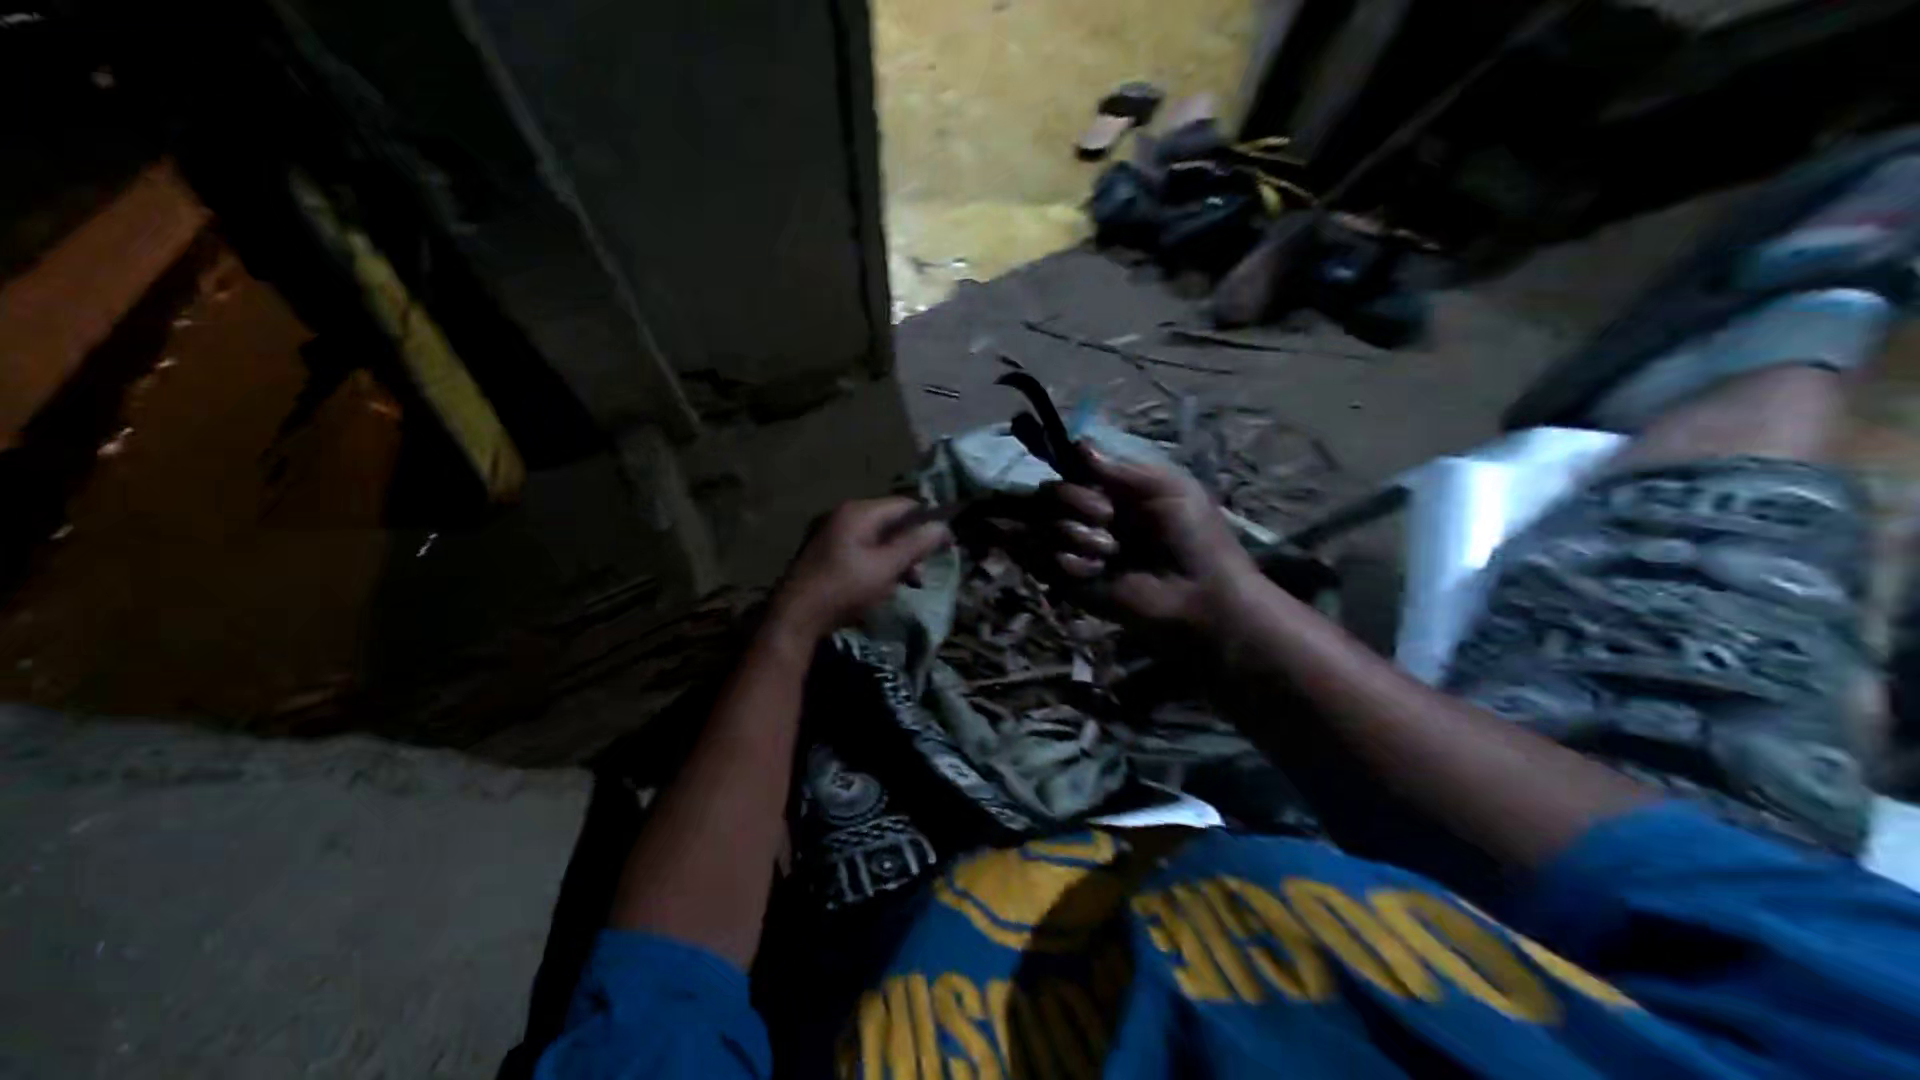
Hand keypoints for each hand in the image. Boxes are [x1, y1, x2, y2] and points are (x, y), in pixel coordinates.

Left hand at [768, 496, 950, 640]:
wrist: (794, 617)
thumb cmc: (844, 588)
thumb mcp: (886, 567)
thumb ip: (916, 545)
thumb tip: (943, 526)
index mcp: (857, 512)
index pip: (905, 505)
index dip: (928, 522)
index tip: (945, 545)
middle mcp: (842, 515)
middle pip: (890, 522)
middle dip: (910, 547)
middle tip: (919, 575)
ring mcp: (830, 534)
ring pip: (876, 539)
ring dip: (894, 559)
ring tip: (903, 585)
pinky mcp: (824, 554)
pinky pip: (860, 551)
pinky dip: (875, 565)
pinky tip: (879, 587)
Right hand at [1039, 445, 1259, 630]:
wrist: (1198, 593)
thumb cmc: (1192, 535)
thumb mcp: (1166, 487)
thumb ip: (1119, 468)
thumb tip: (1076, 445)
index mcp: (1110, 492)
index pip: (1067, 470)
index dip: (1060, 463)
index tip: (1058, 456)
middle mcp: (1087, 517)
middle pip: (1047, 493)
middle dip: (1074, 500)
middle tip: (1107, 516)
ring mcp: (1075, 549)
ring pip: (1042, 526)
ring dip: (1075, 535)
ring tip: (1110, 552)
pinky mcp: (1068, 582)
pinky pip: (1043, 561)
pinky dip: (1070, 562)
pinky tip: (1096, 570)